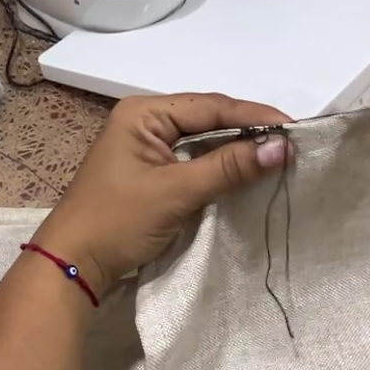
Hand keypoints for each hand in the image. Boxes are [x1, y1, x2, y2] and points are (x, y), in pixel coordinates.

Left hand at [31, 93, 290, 294]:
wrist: (72, 263)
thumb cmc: (117, 220)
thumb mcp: (176, 192)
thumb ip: (229, 167)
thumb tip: (282, 147)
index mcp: (143, 113)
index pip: (211, 106)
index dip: (255, 116)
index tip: (296, 130)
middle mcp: (144, 122)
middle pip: (208, 119)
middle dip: (249, 131)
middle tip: (292, 145)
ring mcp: (145, 148)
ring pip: (202, 141)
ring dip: (236, 151)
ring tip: (278, 158)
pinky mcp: (149, 173)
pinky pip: (192, 161)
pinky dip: (219, 168)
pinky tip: (246, 174)